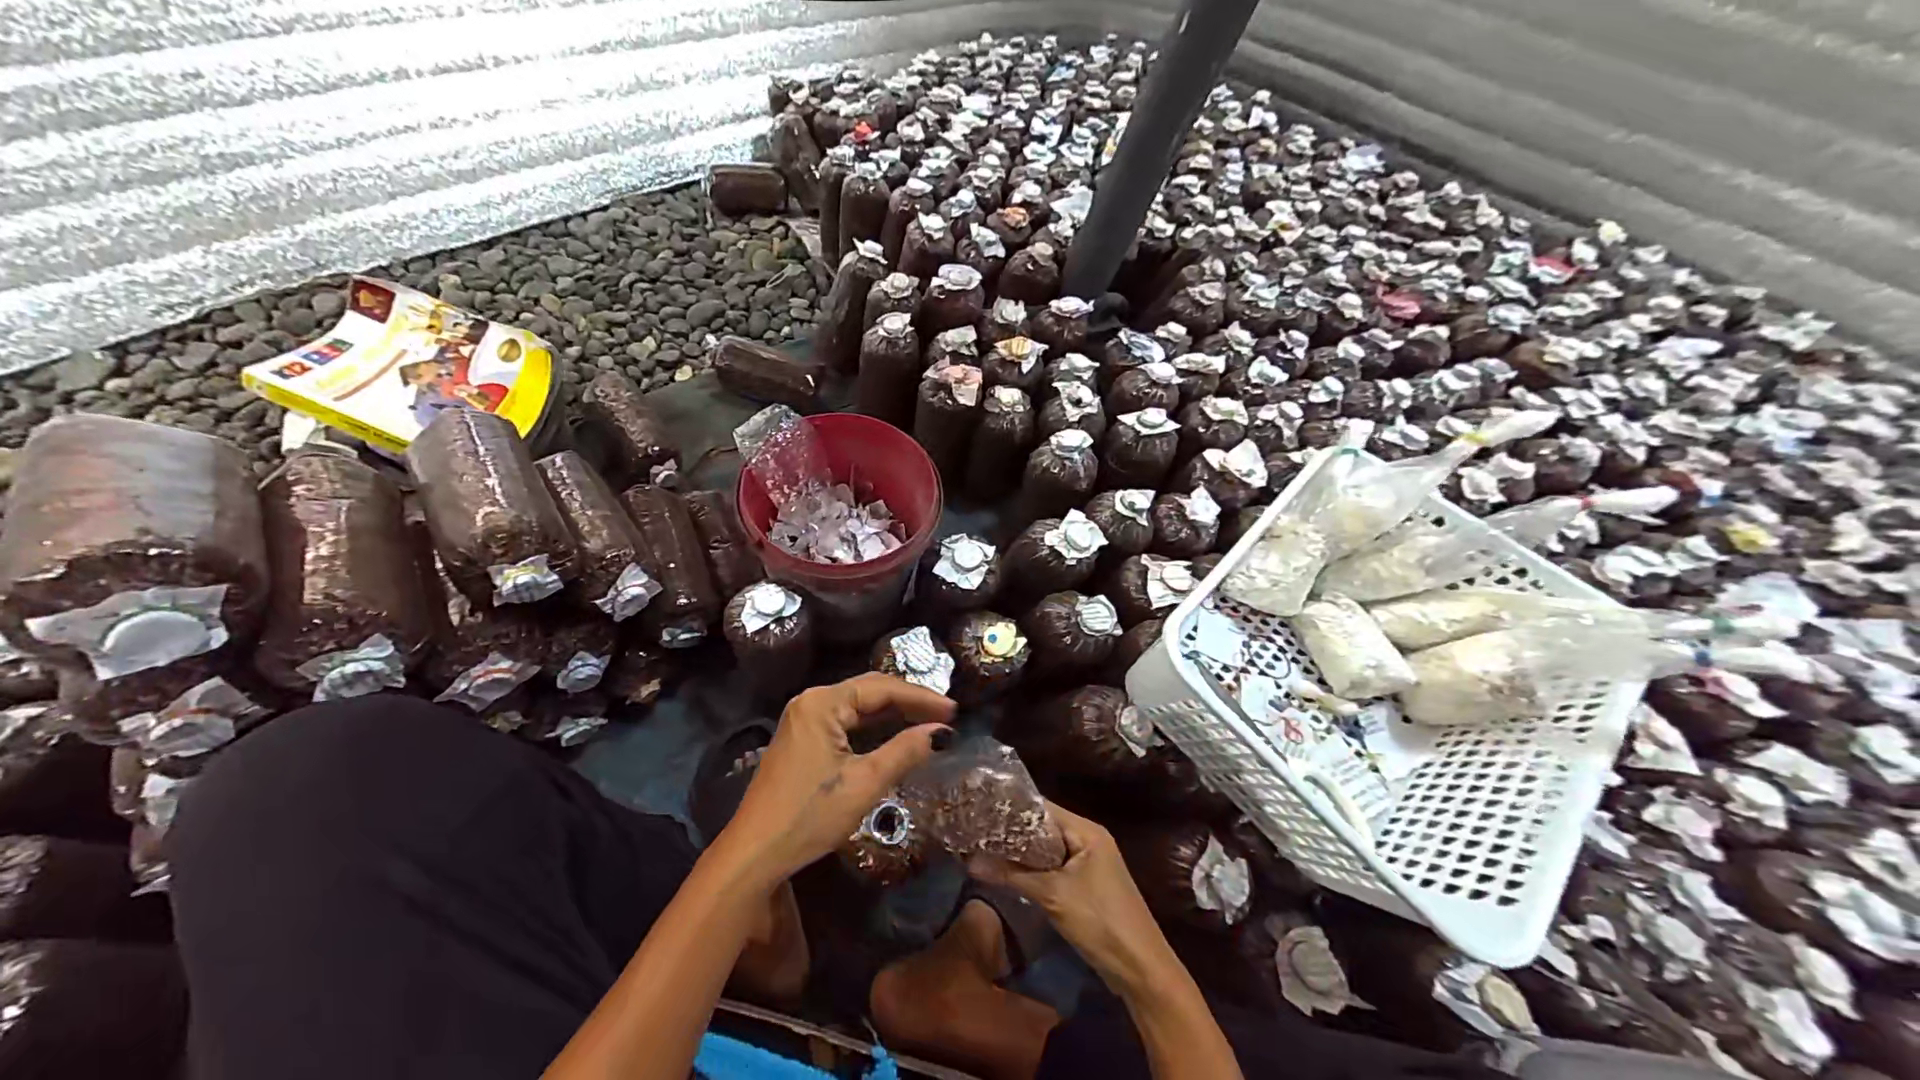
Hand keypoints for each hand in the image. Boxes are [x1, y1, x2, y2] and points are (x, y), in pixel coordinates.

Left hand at [718, 673, 954, 885]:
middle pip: (869, 692)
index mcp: (822, 703)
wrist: (754, 854)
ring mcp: (804, 720)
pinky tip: (895, 736)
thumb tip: (943, 733)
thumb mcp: (864, 783)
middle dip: (910, 703)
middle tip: (947, 717)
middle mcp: (811, 702)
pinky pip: (846, 723)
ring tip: (929, 724)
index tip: (955, 710)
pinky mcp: (802, 739)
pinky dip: (873, 728)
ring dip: (893, 715)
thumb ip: (905, 751)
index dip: (921, 698)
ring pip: (858, 708)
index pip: (882, 688)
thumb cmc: (810, 816)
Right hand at [968, 801, 1176, 993]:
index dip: (1011, 807)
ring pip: (1047, 849)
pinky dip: (1032, 869)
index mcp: (1086, 830)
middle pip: (1043, 827)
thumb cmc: (1100, 921)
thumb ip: (1011, 875)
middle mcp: (1088, 839)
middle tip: (975, 830)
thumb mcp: (1052, 895)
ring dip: (1020, 852)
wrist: (1141, 968)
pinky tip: (1007, 873)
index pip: (1042, 807)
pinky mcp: (1086, 884)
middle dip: (1012, 831)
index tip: (978, 809)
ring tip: (982, 848)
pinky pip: (1054, 867)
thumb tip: (970, 861)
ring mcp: (1088, 862)